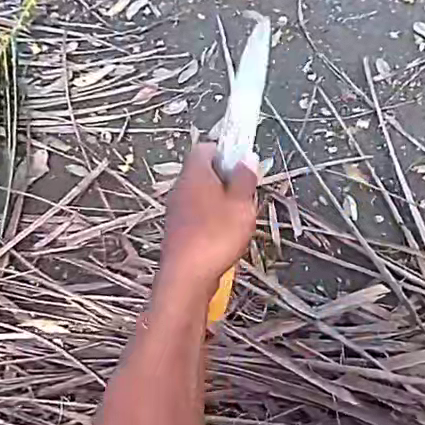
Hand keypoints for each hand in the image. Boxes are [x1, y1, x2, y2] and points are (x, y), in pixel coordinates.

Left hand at [158, 142, 258, 301]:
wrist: (187, 277)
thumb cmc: (215, 237)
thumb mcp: (241, 204)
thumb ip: (245, 179)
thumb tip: (246, 160)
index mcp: (195, 174)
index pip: (206, 147)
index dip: (227, 152)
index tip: (245, 164)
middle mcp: (181, 188)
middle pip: (206, 173)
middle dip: (228, 182)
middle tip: (245, 197)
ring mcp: (178, 211)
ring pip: (203, 197)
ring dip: (222, 204)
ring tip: (238, 221)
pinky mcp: (179, 232)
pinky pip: (199, 218)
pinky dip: (213, 222)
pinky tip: (225, 239)